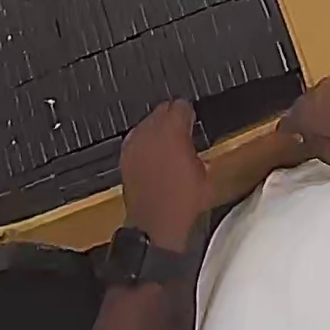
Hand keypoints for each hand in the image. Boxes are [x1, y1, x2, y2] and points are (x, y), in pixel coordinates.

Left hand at [120, 100, 209, 249]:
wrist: (156, 224)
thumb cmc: (184, 201)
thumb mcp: (204, 173)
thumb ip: (196, 148)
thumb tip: (192, 143)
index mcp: (174, 130)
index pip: (181, 105)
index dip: (188, 114)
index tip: (192, 121)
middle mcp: (151, 130)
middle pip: (162, 108)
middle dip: (172, 118)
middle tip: (181, 132)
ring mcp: (135, 141)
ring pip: (148, 122)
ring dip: (157, 129)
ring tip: (166, 145)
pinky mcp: (125, 154)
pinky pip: (136, 138)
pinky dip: (144, 142)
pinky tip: (151, 155)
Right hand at [279, 76, 329, 176]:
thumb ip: (322, 149)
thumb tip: (305, 138)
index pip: (299, 116)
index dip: (288, 126)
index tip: (285, 133)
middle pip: (304, 100)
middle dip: (297, 114)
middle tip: (296, 129)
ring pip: (314, 89)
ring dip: (309, 103)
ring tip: (311, 119)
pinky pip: (328, 84)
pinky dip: (322, 94)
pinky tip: (326, 107)